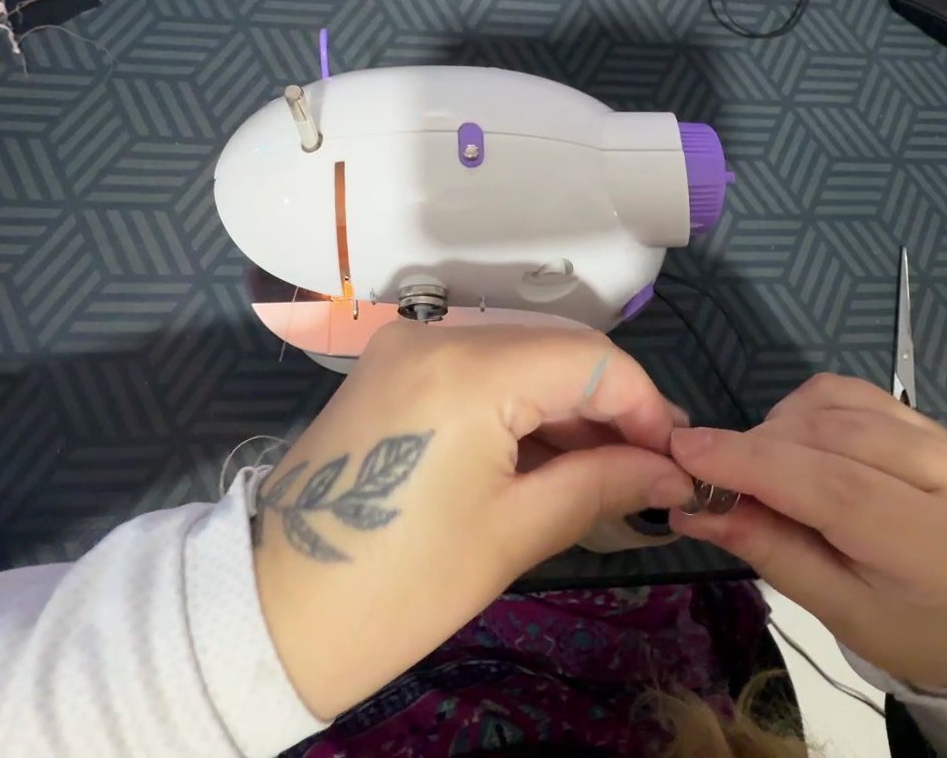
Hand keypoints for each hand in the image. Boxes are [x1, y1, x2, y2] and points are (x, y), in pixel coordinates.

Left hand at [251, 323, 695, 718]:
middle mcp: (437, 333)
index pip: (591, 358)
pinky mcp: (394, 365)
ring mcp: (408, 344)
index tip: (672, 457)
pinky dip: (520, 402)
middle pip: (556, 348)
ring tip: (602, 467)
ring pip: (520, 354)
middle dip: (609, 403)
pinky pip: (480, 366)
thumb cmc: (401, 584)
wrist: (274, 613)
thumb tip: (672, 470)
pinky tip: (545, 451)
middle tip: (645, 465)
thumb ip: (603, 483)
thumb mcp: (514, 533)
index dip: (644, 403)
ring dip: (566, 404)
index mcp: (468, 368)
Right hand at [667, 373, 946, 690]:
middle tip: (712, 470)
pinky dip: (810, 409)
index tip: (686, 450)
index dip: (753, 463)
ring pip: (842, 404)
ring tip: (763, 463)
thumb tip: (692, 507)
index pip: (835, 488)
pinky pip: (858, 394)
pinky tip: (799, 442)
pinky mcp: (940, 426)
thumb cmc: (908, 633)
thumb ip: (766, 548)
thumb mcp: (834, 609)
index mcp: (937, 549)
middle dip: (759, 445)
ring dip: (782, 424)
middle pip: (835, 436)